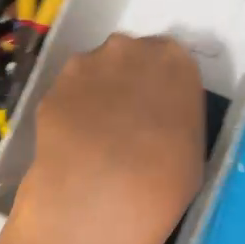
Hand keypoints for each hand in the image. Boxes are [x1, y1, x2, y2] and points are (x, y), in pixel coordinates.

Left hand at [16, 33, 204, 243]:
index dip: (163, 86)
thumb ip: (177, 118)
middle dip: (128, 83)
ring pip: (92, 75)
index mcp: (173, 60)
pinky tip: (76, 148)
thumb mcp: (193, 146)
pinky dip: (71, 117)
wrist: (106, 193)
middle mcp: (128, 50)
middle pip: (128, 58)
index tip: (160, 110)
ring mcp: (84, 66)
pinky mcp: (51, 91)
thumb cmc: (168, 176)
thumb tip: (161, 124)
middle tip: (130, 122)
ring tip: (99, 138)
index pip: (170, 61)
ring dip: (96, 97)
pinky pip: (67, 100)